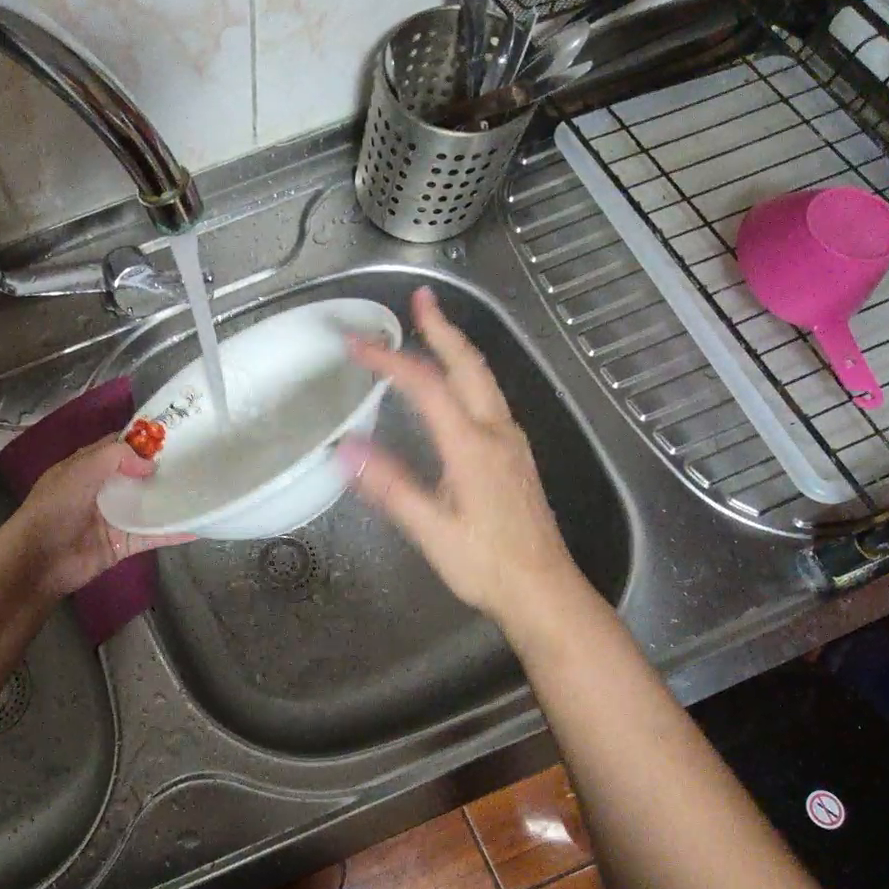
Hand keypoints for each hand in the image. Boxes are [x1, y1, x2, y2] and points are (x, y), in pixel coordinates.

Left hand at [6, 438, 193, 597]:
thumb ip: (114, 457)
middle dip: (162, 469)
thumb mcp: (79, 470)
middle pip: (137, 475)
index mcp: (85, 467)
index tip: (173, 436)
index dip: (142, 441)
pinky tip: (197, 527)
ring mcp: (114, 518)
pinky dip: (173, 532)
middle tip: (197, 460)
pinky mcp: (123, 544)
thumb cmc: (54, 508)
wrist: (39, 561)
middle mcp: (101, 490)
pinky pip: (152, 536)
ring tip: (203, 489)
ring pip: (148, 505)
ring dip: (170, 499)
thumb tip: (149, 463)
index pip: (117, 447)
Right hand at [341, 287, 588, 628]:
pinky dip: (465, 374)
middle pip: (469, 365)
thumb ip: (390, 486)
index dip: (390, 360)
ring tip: (431, 328)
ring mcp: (511, 442)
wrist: (544, 591)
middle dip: (442, 328)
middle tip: (420, 297)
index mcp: (473, 446)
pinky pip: (488, 397)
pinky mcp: (514, 455)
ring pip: (483, 378)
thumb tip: (344, 448)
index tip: (356, 344)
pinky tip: (453, 384)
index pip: (427, 386)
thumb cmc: (486, 565)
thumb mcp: (431, 530)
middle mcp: (497, 432)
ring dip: (456, 347)